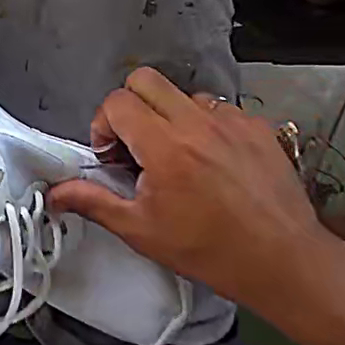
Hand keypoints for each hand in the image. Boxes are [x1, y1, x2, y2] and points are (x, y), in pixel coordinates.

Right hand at [48, 67, 344, 314]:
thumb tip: (57, 193)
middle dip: (130, 106)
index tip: (113, 154)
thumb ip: (94, 201)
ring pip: (181, 93)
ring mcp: (232, 122)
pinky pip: (217, 108)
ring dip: (167, 115)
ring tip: (174, 154)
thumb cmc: (213, 251)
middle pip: (144, 80)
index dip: (104, 125)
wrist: (287, 264)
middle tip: (135, 143)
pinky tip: (208, 159)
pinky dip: (203, 125)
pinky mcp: (257, 128)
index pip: (117, 102)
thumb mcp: (142, 230)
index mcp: (166, 148)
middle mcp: (198, 125)